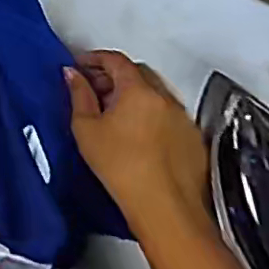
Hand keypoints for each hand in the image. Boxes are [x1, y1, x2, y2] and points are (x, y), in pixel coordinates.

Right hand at [64, 50, 210, 234]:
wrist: (164, 210)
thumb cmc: (124, 170)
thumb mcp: (85, 127)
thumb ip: (78, 94)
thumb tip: (73, 76)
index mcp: (139, 92)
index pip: (116, 60)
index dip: (94, 58)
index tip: (81, 65)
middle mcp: (167, 101)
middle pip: (138, 72)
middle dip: (113, 74)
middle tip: (93, 86)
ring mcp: (184, 121)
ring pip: (156, 93)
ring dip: (133, 94)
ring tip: (112, 112)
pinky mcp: (194, 142)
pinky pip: (169, 115)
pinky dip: (151, 114)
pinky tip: (135, 134)